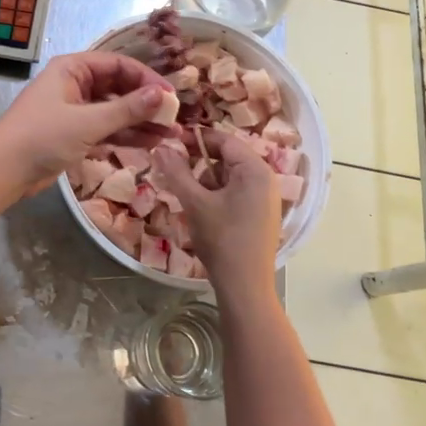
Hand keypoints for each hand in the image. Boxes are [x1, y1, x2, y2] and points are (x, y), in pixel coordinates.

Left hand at [0, 52, 173, 196]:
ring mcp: (74, 111)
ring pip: (115, 112)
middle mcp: (74, 85)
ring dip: (141, 122)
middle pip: (119, 88)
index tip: (171, 96)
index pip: (118, 65)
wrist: (3, 172)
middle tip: (175, 118)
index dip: (146, 78)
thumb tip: (162, 94)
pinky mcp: (74, 135)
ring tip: (172, 135)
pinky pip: (107, 130)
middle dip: (147, 103)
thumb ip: (126, 109)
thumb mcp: (87, 122)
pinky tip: (151, 144)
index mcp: (72, 69)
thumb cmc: (42, 138)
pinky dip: (126, 136)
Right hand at [150, 130, 280, 299]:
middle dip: (199, 162)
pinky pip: (235, 193)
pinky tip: (201, 210)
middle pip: (227, 158)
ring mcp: (265, 198)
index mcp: (255, 170)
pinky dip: (216, 195)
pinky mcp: (260, 214)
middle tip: (172, 169)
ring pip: (229, 177)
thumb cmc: (222, 239)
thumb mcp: (195, 203)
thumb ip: (177, 172)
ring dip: (205, 181)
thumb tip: (160, 147)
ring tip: (187, 197)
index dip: (196, 139)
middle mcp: (266, 179)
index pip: (224, 140)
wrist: (245, 286)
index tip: (171, 141)